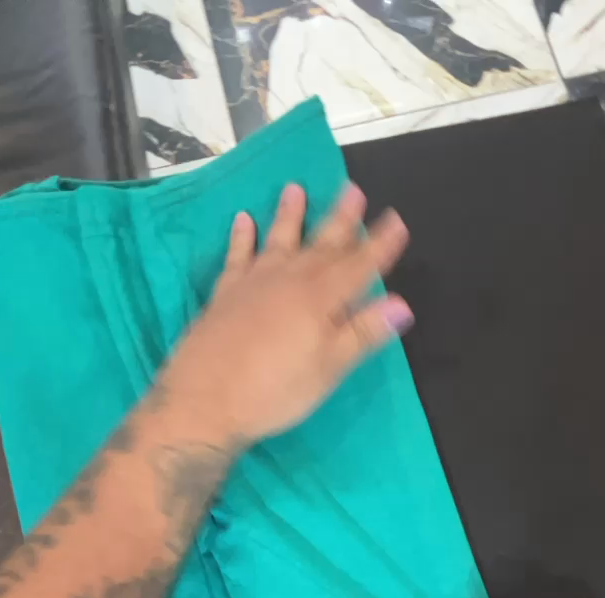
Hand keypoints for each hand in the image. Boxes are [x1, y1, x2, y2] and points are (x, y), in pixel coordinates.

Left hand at [157, 182, 412, 442]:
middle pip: (320, 246)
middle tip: (353, 189)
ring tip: (294, 188)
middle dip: (340, 220)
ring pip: (278, 242)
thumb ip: (362, 334)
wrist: (203, 402)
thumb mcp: (327, 370)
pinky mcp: (224, 295)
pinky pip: (236, 257)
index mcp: (319, 301)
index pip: (358, 267)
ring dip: (289, 215)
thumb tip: (401, 304)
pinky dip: (241, 238)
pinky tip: (242, 221)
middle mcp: (288, 282)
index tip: (396, 220)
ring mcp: (252, 285)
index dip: (379, 245)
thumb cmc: (273, 393)